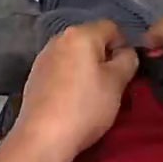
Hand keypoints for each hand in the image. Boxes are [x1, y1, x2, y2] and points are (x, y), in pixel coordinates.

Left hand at [8, 20, 139, 161]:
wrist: (44, 134)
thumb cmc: (85, 106)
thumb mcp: (116, 84)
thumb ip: (127, 61)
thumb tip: (126, 52)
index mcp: (80, 34)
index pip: (110, 27)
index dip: (123, 44)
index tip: (126, 70)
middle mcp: (59, 37)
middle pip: (91, 38)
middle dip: (104, 57)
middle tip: (112, 84)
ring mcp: (44, 54)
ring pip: (75, 53)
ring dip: (87, 66)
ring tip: (92, 94)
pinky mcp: (36, 72)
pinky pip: (61, 66)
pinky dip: (71, 76)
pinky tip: (72, 98)